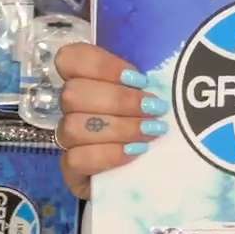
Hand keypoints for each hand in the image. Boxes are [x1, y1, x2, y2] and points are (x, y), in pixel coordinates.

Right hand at [53, 42, 168, 198]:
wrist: (153, 173)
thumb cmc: (152, 125)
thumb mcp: (152, 95)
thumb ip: (148, 81)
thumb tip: (166, 74)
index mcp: (86, 81)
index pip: (69, 59)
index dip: (101, 66)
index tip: (138, 79)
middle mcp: (71, 109)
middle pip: (73, 94)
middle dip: (118, 100)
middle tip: (154, 109)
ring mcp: (69, 140)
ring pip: (72, 126)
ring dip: (117, 128)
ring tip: (150, 132)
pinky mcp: (71, 171)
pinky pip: (75, 160)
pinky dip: (108, 154)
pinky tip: (134, 152)